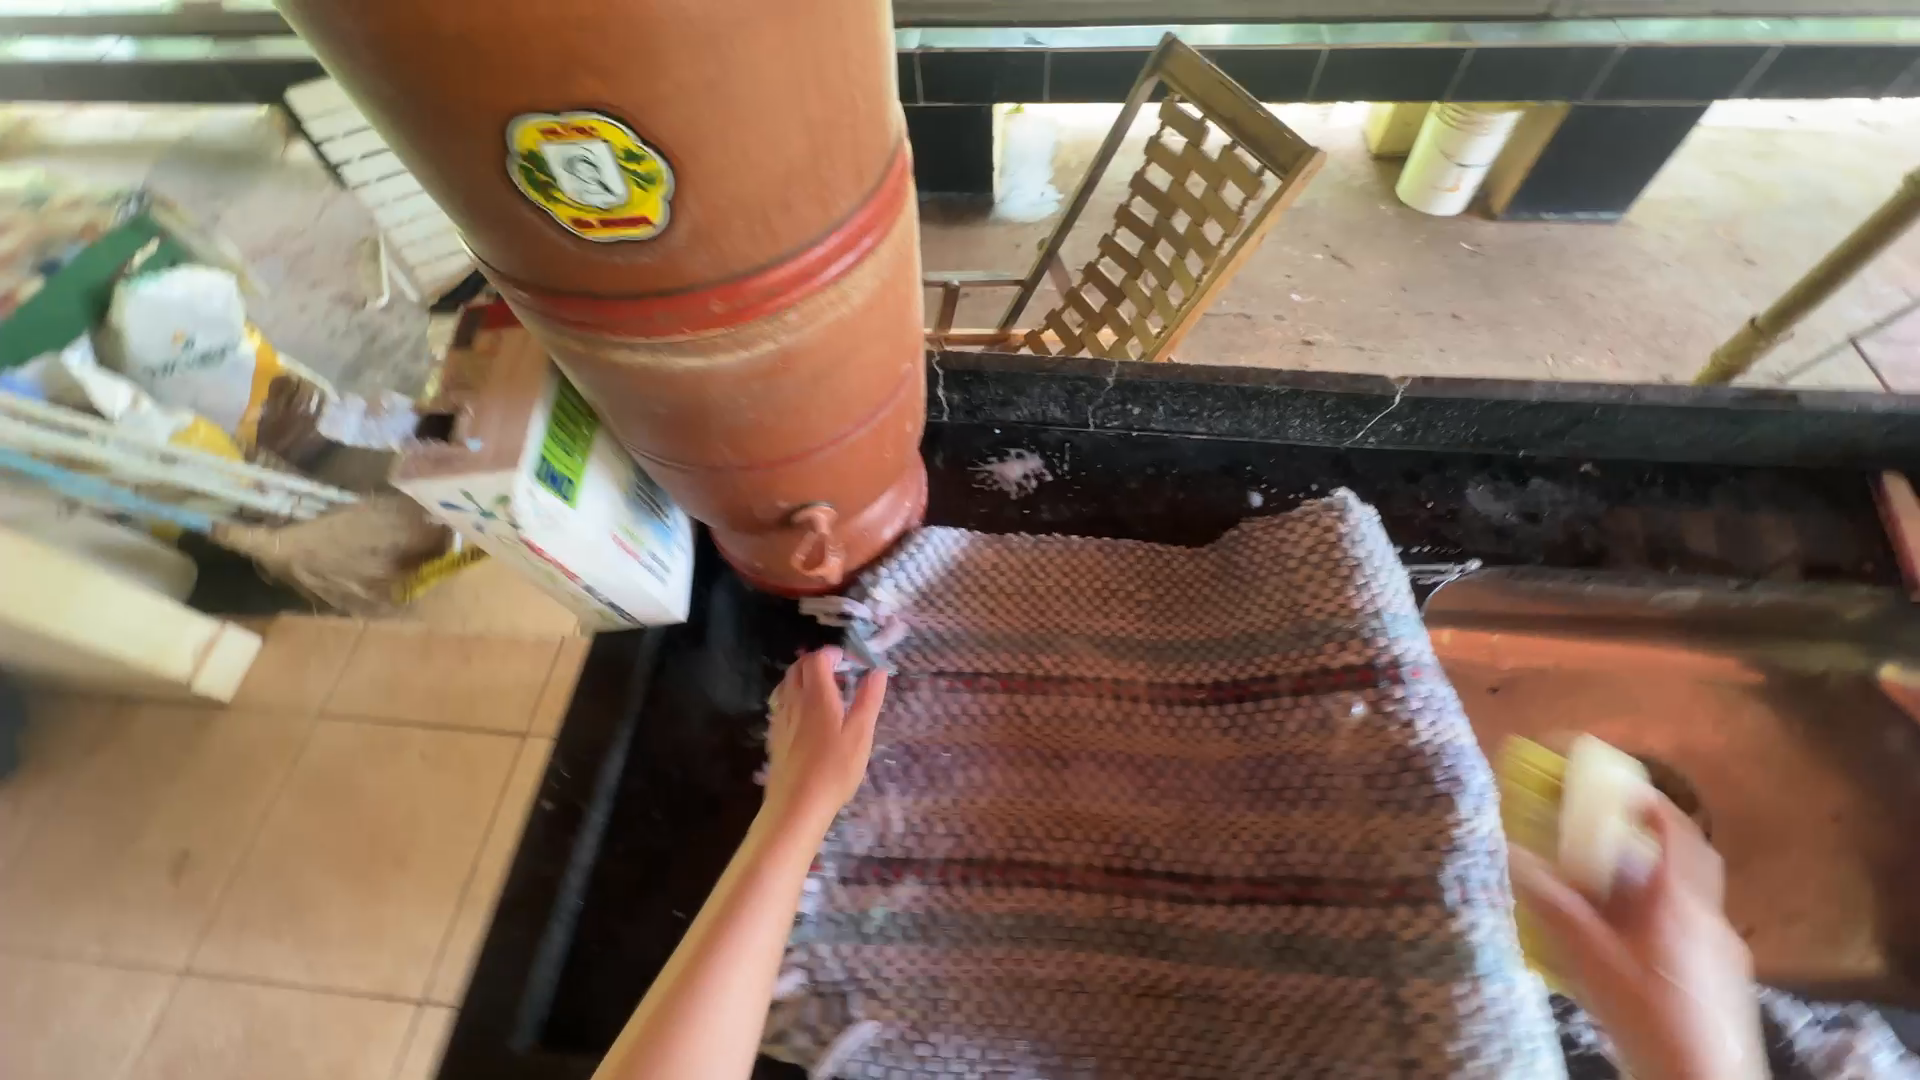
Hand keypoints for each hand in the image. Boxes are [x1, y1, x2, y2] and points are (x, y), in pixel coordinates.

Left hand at [762, 647, 886, 831]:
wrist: (796, 805)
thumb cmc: (834, 769)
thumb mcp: (861, 734)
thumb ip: (869, 699)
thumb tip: (878, 671)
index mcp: (817, 696)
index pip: (817, 659)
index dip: (832, 653)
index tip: (848, 660)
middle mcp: (794, 701)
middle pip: (798, 667)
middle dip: (816, 661)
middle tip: (837, 671)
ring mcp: (781, 718)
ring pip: (786, 684)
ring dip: (803, 677)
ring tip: (823, 691)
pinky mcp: (774, 735)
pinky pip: (781, 703)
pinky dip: (793, 696)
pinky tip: (806, 715)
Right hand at [1510, 796, 1766, 1079]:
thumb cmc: (1646, 1009)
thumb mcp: (1586, 952)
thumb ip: (1549, 899)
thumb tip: (1507, 850)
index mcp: (1680, 903)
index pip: (1678, 835)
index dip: (1651, 803)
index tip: (1617, 783)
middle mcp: (1707, 919)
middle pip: (1682, 862)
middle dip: (1641, 838)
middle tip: (1598, 830)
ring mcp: (1718, 951)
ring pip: (1678, 897)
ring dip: (1639, 879)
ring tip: (1593, 884)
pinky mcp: (1715, 978)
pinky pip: (1678, 925)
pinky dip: (1646, 912)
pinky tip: (1615, 935)